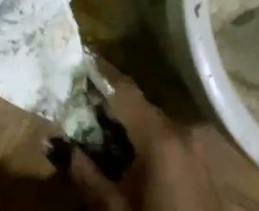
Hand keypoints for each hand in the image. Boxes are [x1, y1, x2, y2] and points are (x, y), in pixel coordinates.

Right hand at [66, 78, 221, 210]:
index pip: (123, 89)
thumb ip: (84, 172)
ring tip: (102, 137)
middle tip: (81, 111)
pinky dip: (146, 141)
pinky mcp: (203, 165)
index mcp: (160, 136)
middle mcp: (181, 131)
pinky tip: (130, 158)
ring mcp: (197, 147)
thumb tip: (55, 142)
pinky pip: (169, 140)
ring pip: (153, 123)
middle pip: (138, 106)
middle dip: (109, 107)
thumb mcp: (113, 209)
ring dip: (128, 126)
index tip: (76, 63)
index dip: (98, 74)